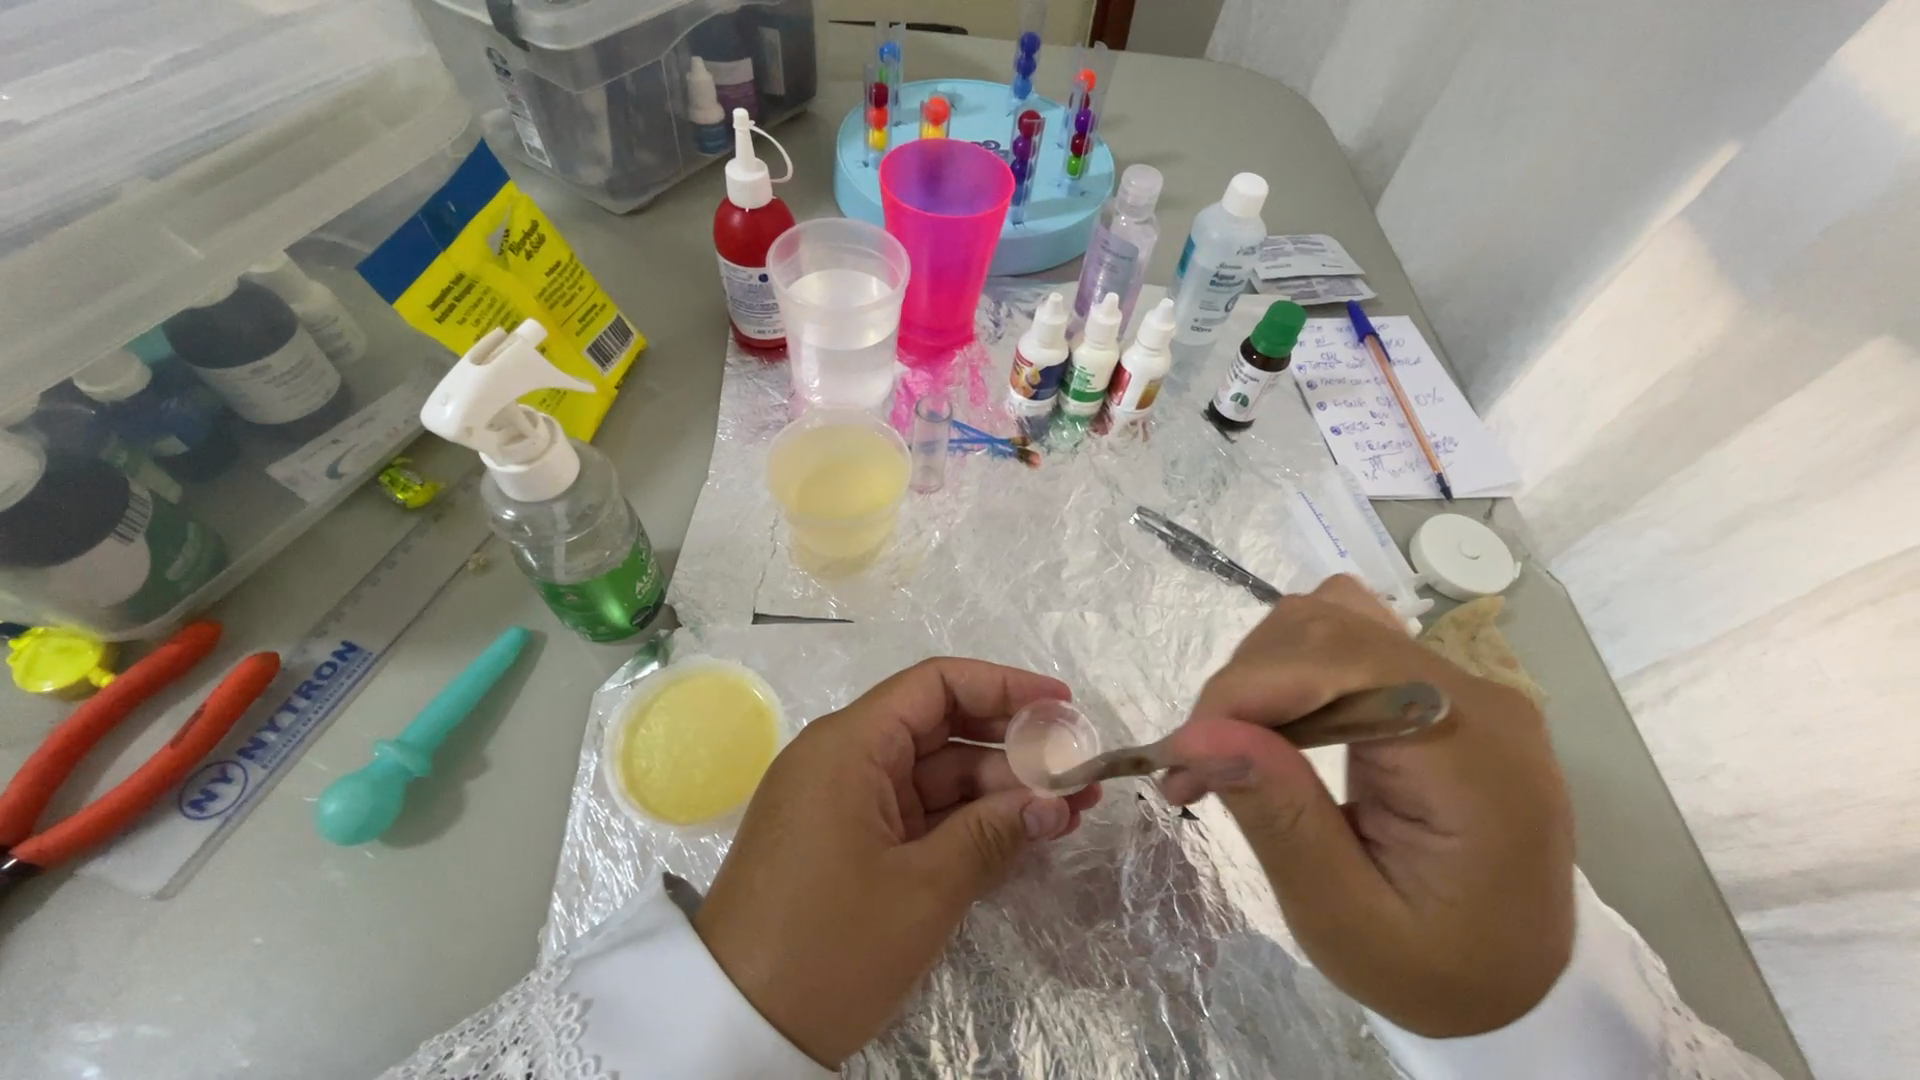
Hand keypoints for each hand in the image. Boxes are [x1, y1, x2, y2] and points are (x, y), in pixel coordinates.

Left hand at [694, 658, 1102, 1065]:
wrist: (737, 1027)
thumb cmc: (828, 947)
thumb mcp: (923, 889)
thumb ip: (993, 833)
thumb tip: (1058, 802)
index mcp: (849, 745)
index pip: (935, 685)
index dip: (1004, 686)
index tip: (1063, 707)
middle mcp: (844, 759)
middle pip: (940, 728)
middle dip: (1012, 747)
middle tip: (1078, 769)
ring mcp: (846, 802)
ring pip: (935, 775)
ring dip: (998, 789)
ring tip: (1071, 808)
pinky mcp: (849, 841)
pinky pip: (917, 812)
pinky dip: (966, 820)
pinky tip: (1021, 832)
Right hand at [1160, 576, 1574, 1037]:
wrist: (1512, 981)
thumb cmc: (1436, 970)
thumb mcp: (1347, 923)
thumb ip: (1280, 820)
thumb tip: (1197, 734)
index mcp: (1473, 753)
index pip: (1338, 661)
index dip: (1246, 689)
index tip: (1181, 756)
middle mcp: (1475, 695)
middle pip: (1324, 629)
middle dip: (1242, 689)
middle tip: (1196, 770)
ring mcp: (1456, 684)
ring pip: (1323, 622)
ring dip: (1257, 678)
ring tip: (1231, 754)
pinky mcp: (1431, 688)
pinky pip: (1341, 642)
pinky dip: (1285, 673)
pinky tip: (1274, 728)